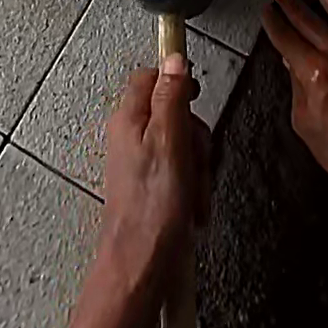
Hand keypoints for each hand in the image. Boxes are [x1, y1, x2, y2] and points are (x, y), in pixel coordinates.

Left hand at [98, 55, 209, 272]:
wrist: (141, 268)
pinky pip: (184, 167)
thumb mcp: (169, 140)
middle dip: (195, 131)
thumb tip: (174, 58)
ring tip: (193, 186)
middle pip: (176, 109)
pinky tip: (192, 202)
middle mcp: (132, 136)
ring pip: (184, 139)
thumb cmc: (150, 211)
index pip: (151, 75)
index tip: (194, 95)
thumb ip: (172, 96)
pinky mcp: (154, 184)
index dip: (177, 80)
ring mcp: (142, 161)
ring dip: (198, 162)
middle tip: (194, 153)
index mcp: (129, 119)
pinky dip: (194, 182)